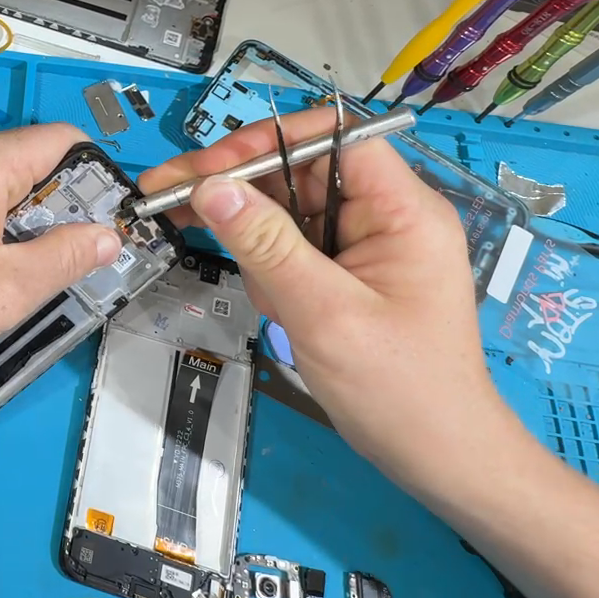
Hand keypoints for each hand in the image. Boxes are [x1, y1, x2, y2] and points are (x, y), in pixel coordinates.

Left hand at [0, 124, 121, 382]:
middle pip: (26, 158)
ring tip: (7, 270)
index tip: (102, 220)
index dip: (94, 176)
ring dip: (13, 215)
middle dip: (51, 204)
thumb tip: (106, 235)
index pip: (62, 140)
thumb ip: (67, 256)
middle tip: (55, 260)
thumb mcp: (7, 290)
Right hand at [140, 109, 528, 495]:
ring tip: (204, 246)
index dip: (270, 140)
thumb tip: (207, 187)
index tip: (211, 166)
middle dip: (231, 181)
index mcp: (400, 210)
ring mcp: (354, 242)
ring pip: (278, 204)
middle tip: (161, 192)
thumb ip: (265, 245)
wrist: (436, 459)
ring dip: (239, 228)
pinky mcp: (334, 268)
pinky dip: (253, 257)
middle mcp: (377, 214)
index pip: (335, 138)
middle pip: (293, 168)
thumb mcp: (323, 312)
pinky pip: (281, 241)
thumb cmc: (398, 388)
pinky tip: (246, 281)